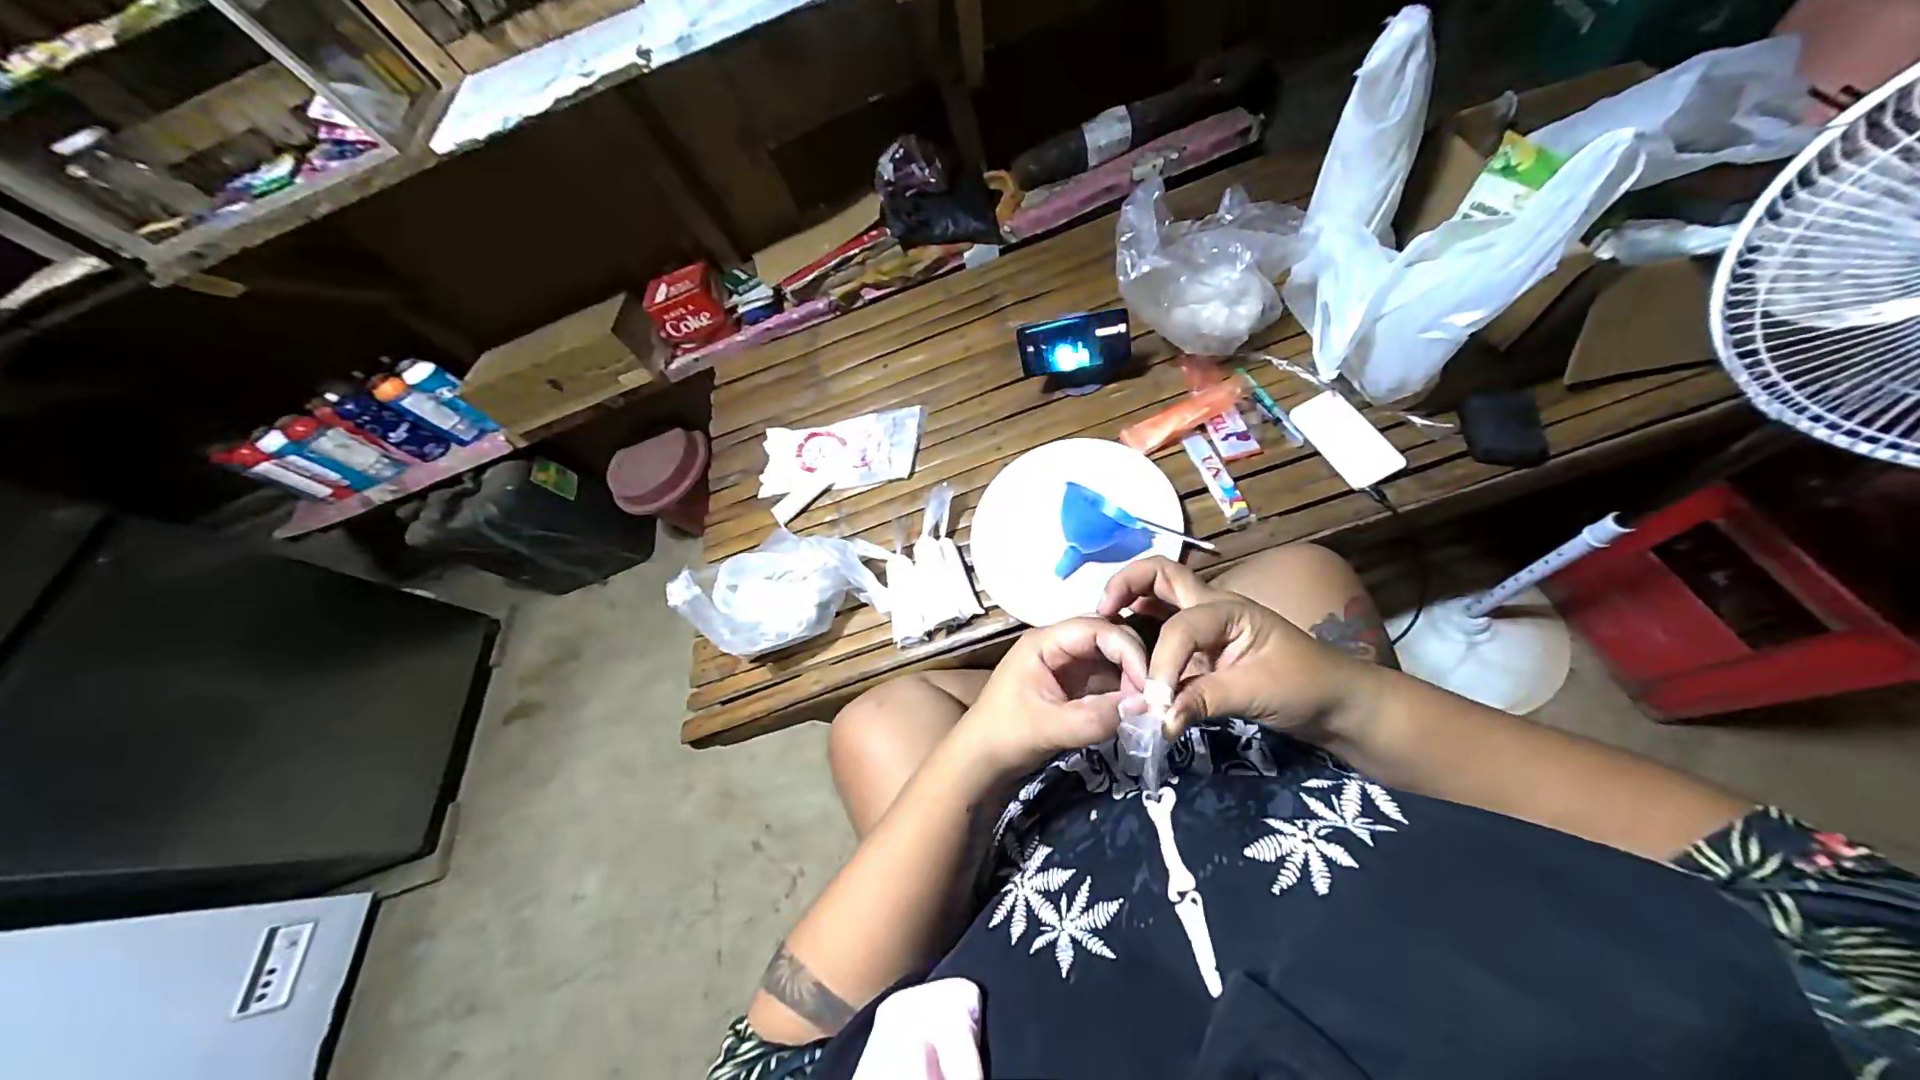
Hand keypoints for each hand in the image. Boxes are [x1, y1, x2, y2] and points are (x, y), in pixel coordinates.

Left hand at [952, 617, 1147, 779]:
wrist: (981, 761)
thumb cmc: (1006, 736)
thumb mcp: (1050, 727)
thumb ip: (1096, 717)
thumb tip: (1144, 707)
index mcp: (1045, 641)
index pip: (1098, 628)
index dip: (1128, 650)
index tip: (1148, 684)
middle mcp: (1059, 645)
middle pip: (1109, 637)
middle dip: (1134, 662)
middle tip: (1152, 697)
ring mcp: (1067, 664)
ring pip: (1111, 658)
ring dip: (1131, 678)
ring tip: (1147, 706)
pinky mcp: (1074, 684)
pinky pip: (1107, 678)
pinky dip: (1124, 691)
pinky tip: (1136, 710)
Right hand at [1099, 558, 1376, 743]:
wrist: (1338, 703)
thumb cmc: (1306, 687)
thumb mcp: (1256, 692)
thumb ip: (1203, 701)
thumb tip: (1157, 720)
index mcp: (1227, 609)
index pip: (1180, 629)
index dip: (1161, 665)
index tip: (1154, 703)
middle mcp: (1211, 608)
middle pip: (1160, 575)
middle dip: (1126, 584)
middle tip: (1100, 611)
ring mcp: (1204, 626)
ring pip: (1157, 597)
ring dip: (1129, 604)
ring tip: (1104, 629)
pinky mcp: (1201, 649)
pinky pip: (1161, 631)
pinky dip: (1139, 634)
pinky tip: (1126, 655)